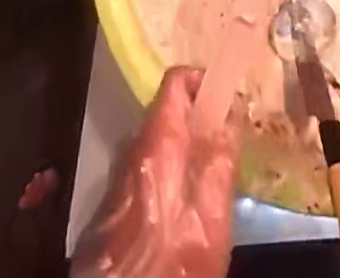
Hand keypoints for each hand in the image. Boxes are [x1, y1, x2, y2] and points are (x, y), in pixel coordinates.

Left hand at [70, 67, 236, 277]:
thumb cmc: (174, 263)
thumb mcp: (213, 213)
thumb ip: (221, 159)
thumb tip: (228, 118)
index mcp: (157, 145)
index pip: (175, 83)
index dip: (202, 81)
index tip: (226, 100)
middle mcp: (130, 156)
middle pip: (165, 114)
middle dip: (198, 120)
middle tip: (228, 141)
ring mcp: (117, 185)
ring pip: (155, 145)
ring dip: (184, 149)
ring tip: (213, 175)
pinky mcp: (111, 213)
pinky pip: (144, 174)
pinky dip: (168, 174)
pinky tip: (185, 207)